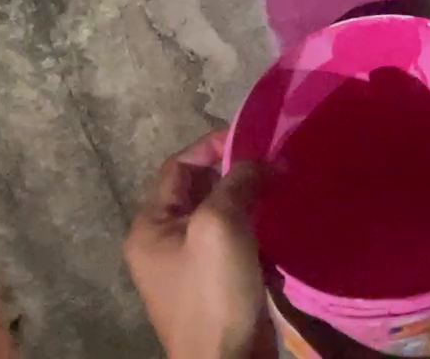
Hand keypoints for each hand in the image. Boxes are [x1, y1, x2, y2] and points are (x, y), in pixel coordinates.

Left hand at [125, 130, 268, 358]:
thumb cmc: (212, 291)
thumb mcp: (220, 223)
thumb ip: (238, 180)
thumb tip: (267, 162)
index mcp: (150, 226)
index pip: (178, 166)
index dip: (213, 145)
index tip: (253, 138)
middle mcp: (162, 241)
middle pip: (198, 186)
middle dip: (234, 169)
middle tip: (271, 160)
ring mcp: (187, 264)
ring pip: (217, 211)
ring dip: (246, 195)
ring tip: (279, 183)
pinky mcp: (213, 281)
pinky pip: (230, 236)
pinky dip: (252, 221)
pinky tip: (276, 215)